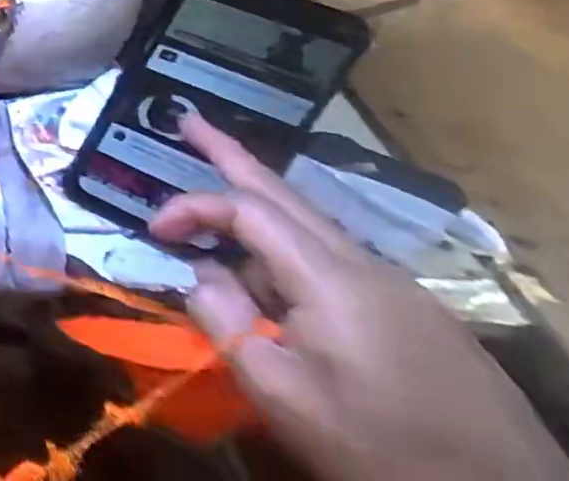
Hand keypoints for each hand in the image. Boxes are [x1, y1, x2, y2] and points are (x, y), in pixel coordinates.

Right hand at [150, 113, 568, 480]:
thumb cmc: (380, 447)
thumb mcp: (278, 391)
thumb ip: (224, 320)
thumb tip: (203, 276)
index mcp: (333, 280)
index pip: (245, 211)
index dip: (189, 207)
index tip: (152, 231)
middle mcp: (368, 269)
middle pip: (286, 194)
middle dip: (231, 154)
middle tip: (188, 120)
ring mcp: (399, 292)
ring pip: (309, 229)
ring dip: (254, 208)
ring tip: (212, 207)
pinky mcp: (415, 319)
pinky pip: (332, 263)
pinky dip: (283, 250)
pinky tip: (265, 279)